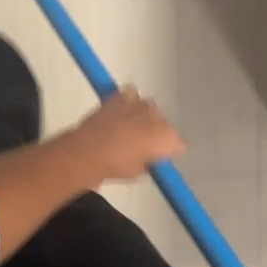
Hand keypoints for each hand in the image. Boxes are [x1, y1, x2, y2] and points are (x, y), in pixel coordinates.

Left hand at [62, 88, 184, 183]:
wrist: (88, 150)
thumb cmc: (116, 166)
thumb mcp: (138, 172)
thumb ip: (149, 161)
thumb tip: (147, 156)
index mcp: (168, 138)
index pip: (178, 144)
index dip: (167, 151)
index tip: (156, 157)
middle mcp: (159, 117)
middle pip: (163, 123)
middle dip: (155, 132)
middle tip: (139, 144)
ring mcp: (140, 103)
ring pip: (148, 108)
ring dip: (142, 116)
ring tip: (127, 127)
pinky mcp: (122, 95)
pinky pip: (131, 94)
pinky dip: (127, 101)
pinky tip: (119, 112)